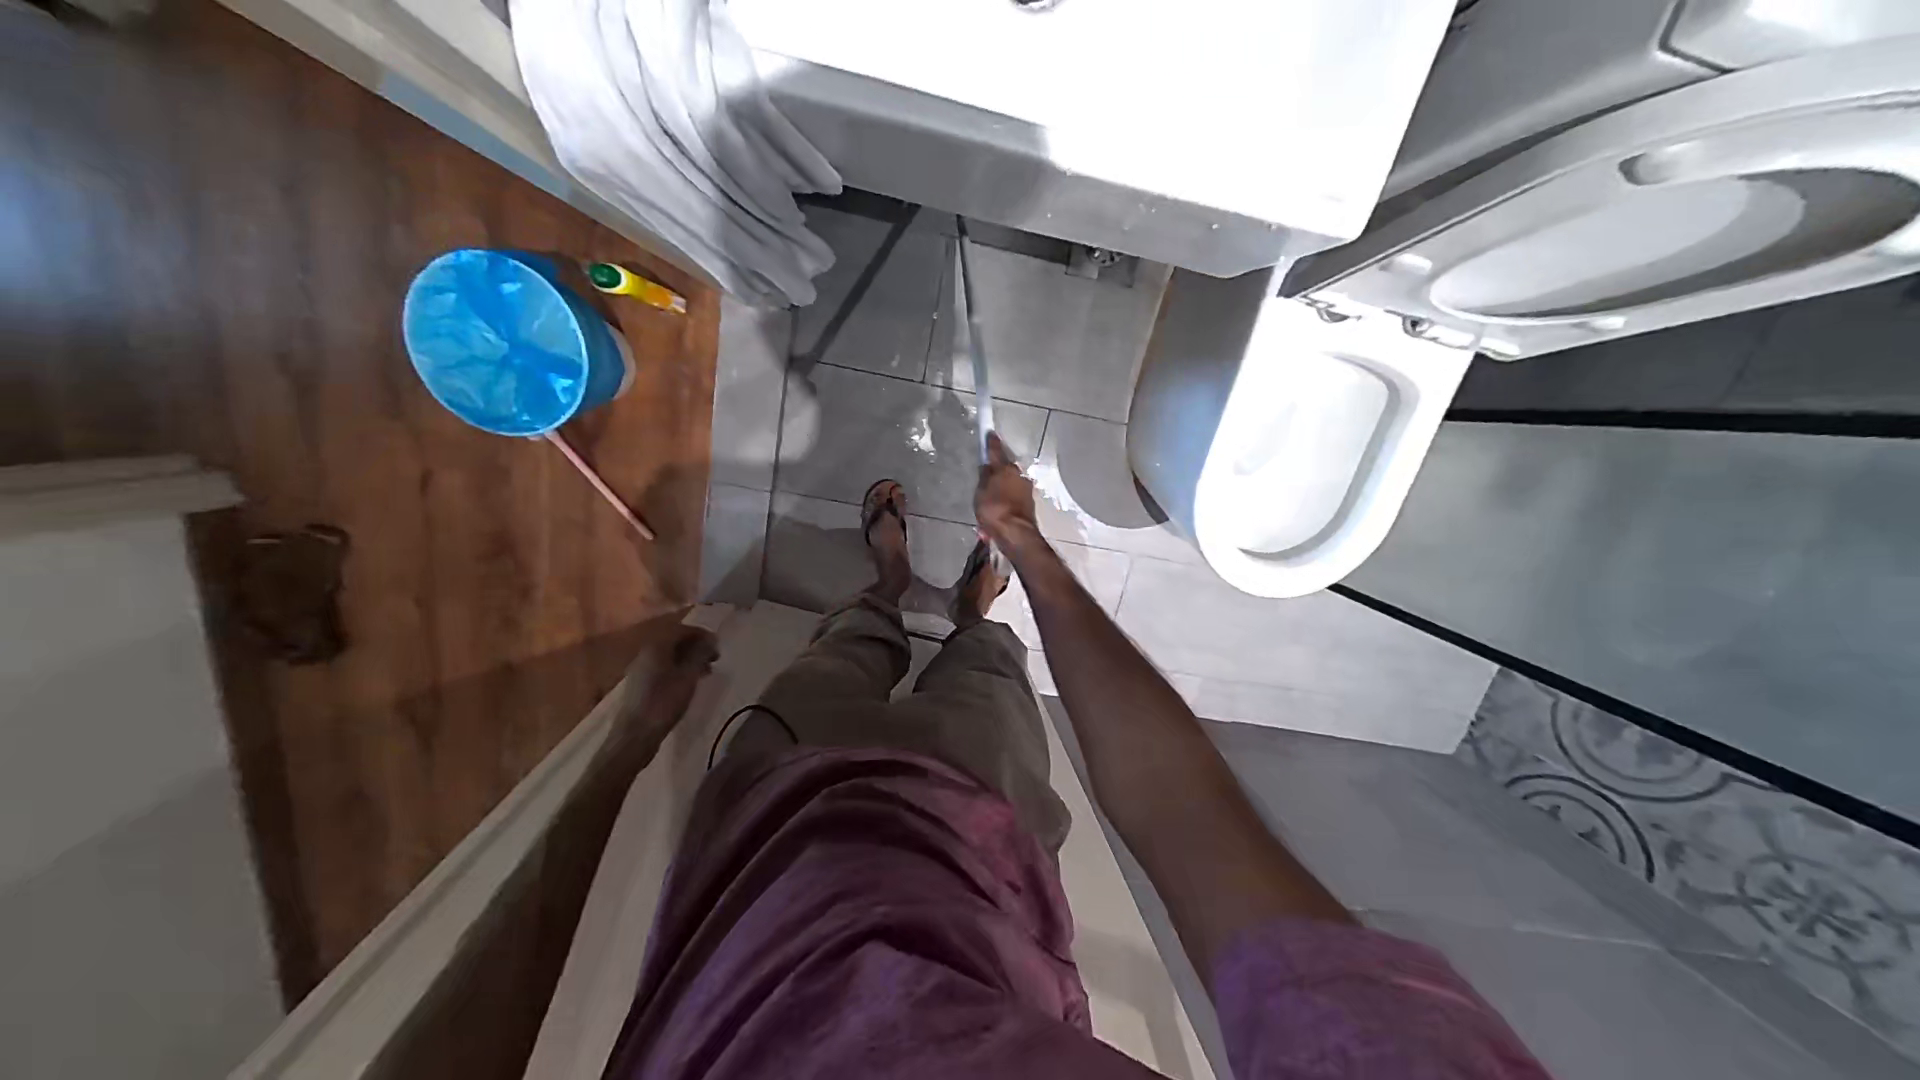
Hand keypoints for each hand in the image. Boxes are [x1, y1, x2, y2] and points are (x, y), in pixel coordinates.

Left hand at [611, 623, 717, 743]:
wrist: (635, 734)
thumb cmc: (664, 702)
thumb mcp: (688, 677)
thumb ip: (700, 655)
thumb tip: (710, 639)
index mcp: (656, 647)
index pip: (681, 629)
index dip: (702, 634)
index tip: (718, 644)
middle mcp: (646, 653)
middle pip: (674, 641)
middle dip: (696, 646)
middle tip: (714, 658)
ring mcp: (641, 669)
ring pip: (669, 655)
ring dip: (689, 658)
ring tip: (706, 671)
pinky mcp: (641, 684)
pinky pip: (663, 667)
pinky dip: (679, 669)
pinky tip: (689, 682)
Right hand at [975, 431, 1040, 550]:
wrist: (1016, 534)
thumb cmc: (994, 510)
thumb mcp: (980, 492)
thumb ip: (984, 477)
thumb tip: (986, 465)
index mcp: (1006, 469)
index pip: (996, 451)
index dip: (991, 442)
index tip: (989, 433)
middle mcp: (1019, 475)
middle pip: (1004, 469)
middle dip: (995, 473)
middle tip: (984, 480)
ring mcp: (1026, 490)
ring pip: (1008, 485)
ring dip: (1000, 491)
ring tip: (988, 504)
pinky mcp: (1028, 504)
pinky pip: (1011, 499)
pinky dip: (1004, 503)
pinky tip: (995, 515)